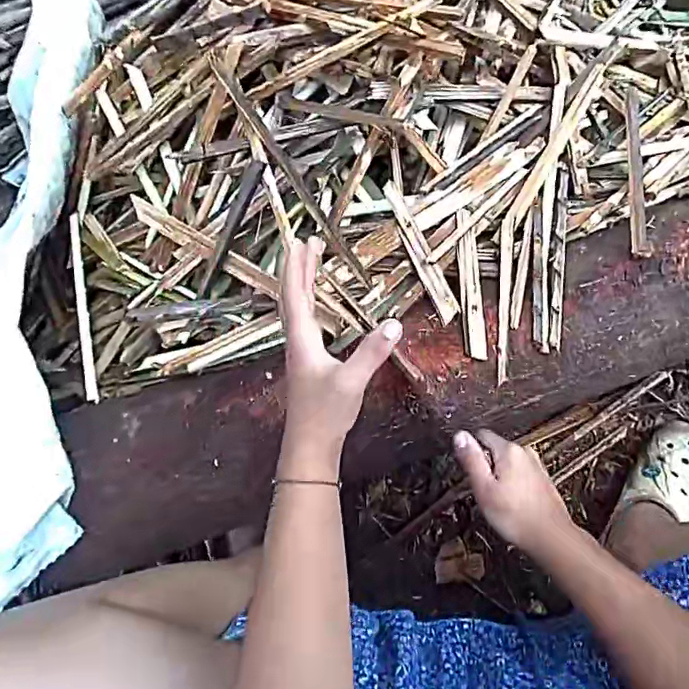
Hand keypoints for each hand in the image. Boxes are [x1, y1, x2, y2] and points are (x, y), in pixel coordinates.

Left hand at [277, 235, 401, 478]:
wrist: (310, 446)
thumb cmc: (325, 414)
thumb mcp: (352, 381)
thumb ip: (372, 352)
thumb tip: (394, 324)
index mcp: (302, 340)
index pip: (297, 295)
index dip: (298, 268)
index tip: (302, 242)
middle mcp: (298, 342)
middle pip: (294, 296)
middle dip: (300, 268)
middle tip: (308, 243)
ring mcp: (302, 352)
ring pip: (299, 309)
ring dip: (304, 283)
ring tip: (312, 265)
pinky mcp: (309, 362)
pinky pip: (307, 322)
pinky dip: (311, 303)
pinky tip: (320, 307)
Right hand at [453, 429, 579, 558]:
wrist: (551, 538)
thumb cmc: (517, 517)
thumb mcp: (484, 488)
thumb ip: (471, 459)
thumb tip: (460, 436)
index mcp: (509, 451)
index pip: (481, 435)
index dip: (471, 452)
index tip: (471, 473)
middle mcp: (525, 453)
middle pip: (495, 451)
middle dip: (486, 468)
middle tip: (485, 492)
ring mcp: (536, 466)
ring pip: (508, 465)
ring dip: (500, 479)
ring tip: (500, 502)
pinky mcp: (542, 480)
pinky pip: (520, 476)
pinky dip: (514, 487)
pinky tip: (514, 506)